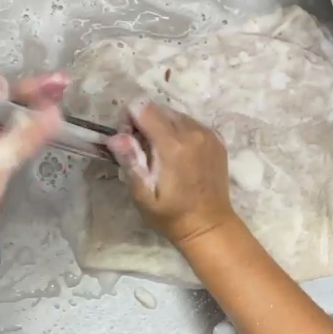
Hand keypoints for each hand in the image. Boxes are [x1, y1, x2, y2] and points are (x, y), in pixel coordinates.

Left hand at [0, 71, 64, 273]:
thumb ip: (24, 136)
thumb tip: (55, 112)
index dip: (11, 82)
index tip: (39, 86)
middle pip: (2, 99)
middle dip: (31, 91)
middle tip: (62, 83)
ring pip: (11, 118)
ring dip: (35, 109)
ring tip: (62, 98)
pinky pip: (16, 138)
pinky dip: (34, 131)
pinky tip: (52, 127)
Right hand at [107, 101, 239, 248]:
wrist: (210, 226)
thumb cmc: (171, 214)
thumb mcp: (143, 195)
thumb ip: (130, 162)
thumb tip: (115, 137)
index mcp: (172, 144)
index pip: (142, 107)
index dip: (129, 120)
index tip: (130, 143)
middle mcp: (192, 131)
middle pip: (158, 108)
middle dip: (144, 123)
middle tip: (144, 152)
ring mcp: (207, 133)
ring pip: (174, 114)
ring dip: (162, 127)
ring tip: (161, 155)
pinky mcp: (216, 138)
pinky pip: (190, 123)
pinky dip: (179, 132)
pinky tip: (180, 156)